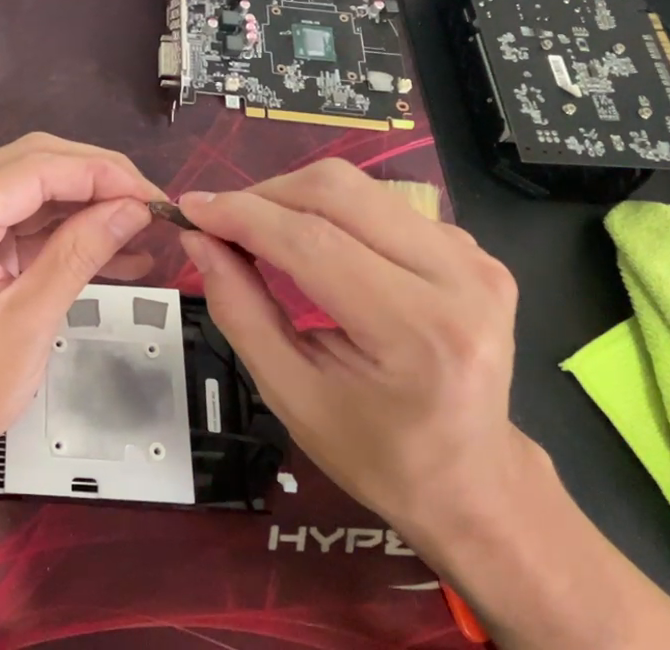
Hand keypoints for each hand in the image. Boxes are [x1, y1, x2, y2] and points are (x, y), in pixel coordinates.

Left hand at [0, 134, 161, 577]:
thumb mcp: (29, 321)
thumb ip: (80, 252)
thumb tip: (133, 208)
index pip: (34, 167)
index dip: (100, 173)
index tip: (154, 196)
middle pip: (30, 165)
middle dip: (95, 180)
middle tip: (151, 206)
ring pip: (30, 189)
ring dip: (85, 204)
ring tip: (141, 227)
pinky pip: (20, 222)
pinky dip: (64, 231)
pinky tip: (113, 248)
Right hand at [177, 159, 537, 549]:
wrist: (471, 480)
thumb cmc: (374, 451)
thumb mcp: (289, 394)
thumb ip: (239, 310)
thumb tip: (198, 240)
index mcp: (418, 332)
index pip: (312, 242)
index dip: (241, 215)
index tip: (188, 208)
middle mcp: (460, 280)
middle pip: (340, 192)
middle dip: (265, 195)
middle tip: (221, 222)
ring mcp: (476, 259)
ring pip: (361, 189)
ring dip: (295, 200)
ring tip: (259, 234)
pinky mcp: (480, 251)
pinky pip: (386, 206)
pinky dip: (335, 215)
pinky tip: (316, 249)